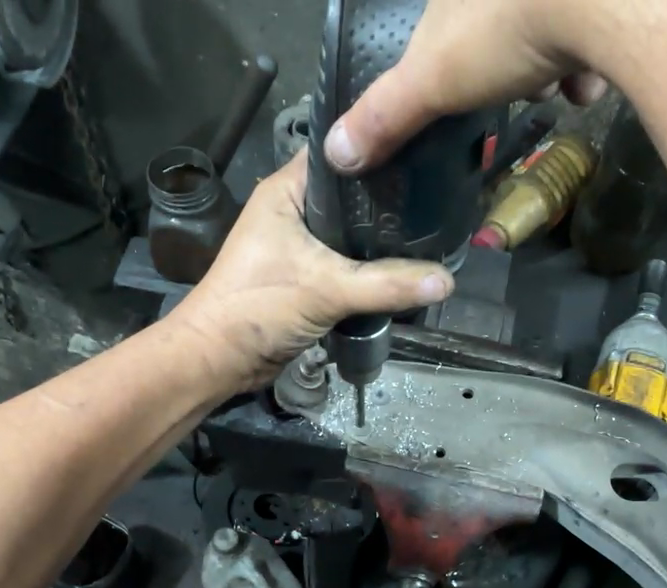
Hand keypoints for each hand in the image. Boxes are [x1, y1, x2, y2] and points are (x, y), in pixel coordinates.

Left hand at [174, 155, 455, 393]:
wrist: (219, 360)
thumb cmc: (258, 307)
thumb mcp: (327, 289)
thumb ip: (387, 284)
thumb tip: (448, 281)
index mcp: (286, 189)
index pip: (339, 154)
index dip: (378, 149)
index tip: (425, 152)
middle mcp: (292, 211)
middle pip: (351, 197)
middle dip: (389, 202)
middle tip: (438, 199)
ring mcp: (299, 247)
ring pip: (351, 236)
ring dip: (382, 242)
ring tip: (432, 233)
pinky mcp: (306, 279)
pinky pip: (347, 267)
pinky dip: (371, 271)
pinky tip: (405, 270)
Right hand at [321, 0, 609, 174]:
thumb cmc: (503, 31)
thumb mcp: (432, 82)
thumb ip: (386, 116)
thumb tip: (335, 152)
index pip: (443, 26)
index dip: (449, 62)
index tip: (462, 90)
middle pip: (497, 26)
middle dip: (506, 68)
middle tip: (514, 93)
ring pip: (547, 27)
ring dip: (552, 69)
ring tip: (557, 89)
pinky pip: (591, 28)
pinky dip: (590, 60)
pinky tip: (589, 81)